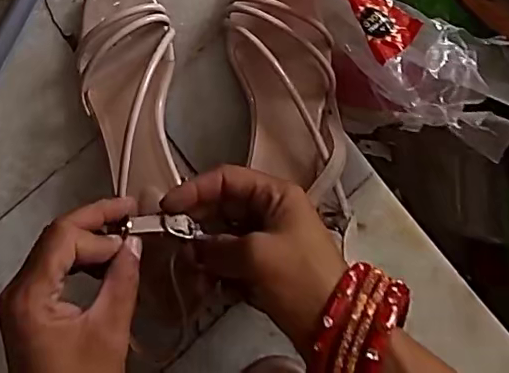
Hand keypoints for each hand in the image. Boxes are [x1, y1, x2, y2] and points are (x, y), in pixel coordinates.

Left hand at [0, 196, 141, 372]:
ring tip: (120, 237)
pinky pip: (53, 271)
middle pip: (55, 238)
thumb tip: (132, 243)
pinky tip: (103, 264)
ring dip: (88, 242)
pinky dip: (78, 262)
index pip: (63, 236)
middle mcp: (16, 292)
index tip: (129, 223)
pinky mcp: (28, 314)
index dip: (99, 225)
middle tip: (126, 213)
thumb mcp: (107, 335)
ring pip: (54, 251)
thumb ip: (121, 281)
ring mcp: (19, 303)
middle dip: (94, 224)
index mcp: (28, 295)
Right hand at [161, 166, 345, 354]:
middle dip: (198, 223)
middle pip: (223, 206)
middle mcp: (271, 210)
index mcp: (275, 193)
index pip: (226, 178)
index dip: (195, 189)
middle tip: (174, 238)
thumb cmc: (302, 279)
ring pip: (225, 235)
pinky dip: (218, 269)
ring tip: (191, 267)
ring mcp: (269, 239)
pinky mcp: (267, 267)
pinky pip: (233, 259)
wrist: (339, 329)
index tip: (169, 206)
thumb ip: (218, 246)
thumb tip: (192, 248)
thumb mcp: (257, 256)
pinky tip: (206, 282)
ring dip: (206, 250)